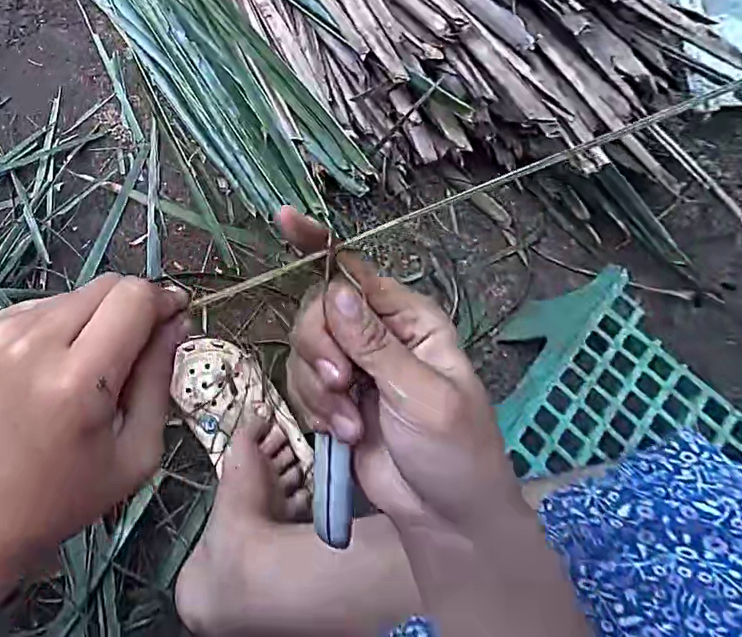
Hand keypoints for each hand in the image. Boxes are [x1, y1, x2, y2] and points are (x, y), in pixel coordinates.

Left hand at [0, 274, 188, 614]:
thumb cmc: (66, 494)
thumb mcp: (136, 453)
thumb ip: (160, 378)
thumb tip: (176, 320)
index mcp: (76, 380)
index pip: (134, 298)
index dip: (162, 300)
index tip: (174, 316)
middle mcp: (34, 342)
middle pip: (107, 286)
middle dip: (132, 307)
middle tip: (137, 344)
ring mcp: (2, 330)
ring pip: (76, 294)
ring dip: (95, 317)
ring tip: (87, 365)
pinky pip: (44, 305)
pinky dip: (61, 326)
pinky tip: (53, 366)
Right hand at [279, 208, 518, 532]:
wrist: (447, 522)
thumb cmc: (457, 452)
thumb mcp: (423, 396)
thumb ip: (375, 346)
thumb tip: (336, 293)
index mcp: (406, 317)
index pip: (355, 268)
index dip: (318, 242)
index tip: (284, 220)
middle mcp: (374, 331)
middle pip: (317, 308)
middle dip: (320, 347)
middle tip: (342, 383)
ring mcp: (350, 363)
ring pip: (304, 346)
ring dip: (320, 388)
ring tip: (351, 423)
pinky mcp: (332, 395)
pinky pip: (300, 382)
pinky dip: (315, 408)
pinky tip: (344, 434)